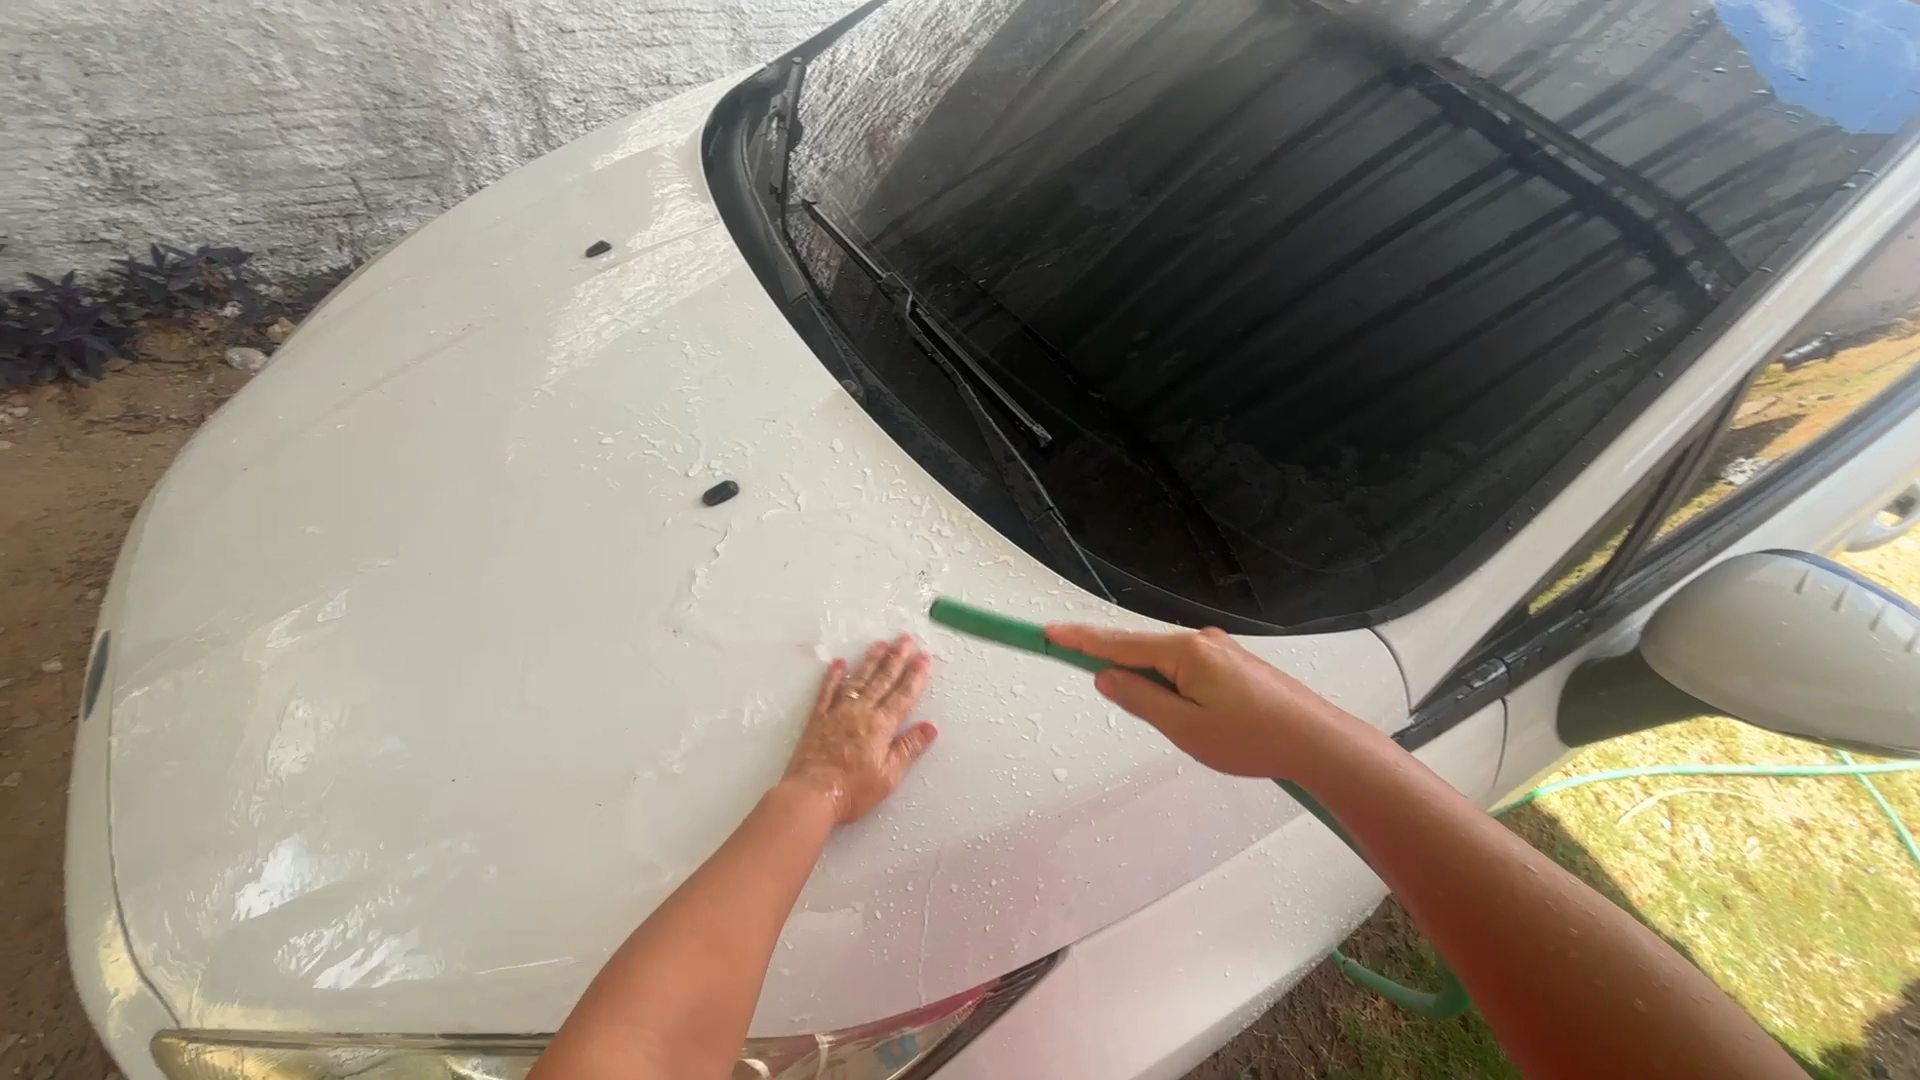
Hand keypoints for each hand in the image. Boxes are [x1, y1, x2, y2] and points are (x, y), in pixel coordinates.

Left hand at [781, 634, 938, 823]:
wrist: (812, 794)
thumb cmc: (853, 790)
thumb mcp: (889, 775)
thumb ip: (909, 747)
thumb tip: (930, 727)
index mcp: (881, 725)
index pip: (904, 695)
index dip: (916, 675)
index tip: (925, 658)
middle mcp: (861, 712)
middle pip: (883, 680)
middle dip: (897, 658)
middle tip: (905, 639)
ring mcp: (838, 713)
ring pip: (859, 680)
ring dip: (871, 661)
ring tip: (881, 644)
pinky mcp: (818, 719)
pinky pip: (827, 691)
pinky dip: (833, 676)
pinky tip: (838, 663)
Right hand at [1046, 624, 1369, 779]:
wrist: (1319, 741)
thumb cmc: (1250, 739)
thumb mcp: (1184, 727)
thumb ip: (1140, 699)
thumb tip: (1105, 677)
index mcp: (1185, 652)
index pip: (1118, 643)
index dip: (1079, 639)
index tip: (1046, 632)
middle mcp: (1200, 640)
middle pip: (1141, 649)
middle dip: (1115, 665)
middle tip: (1100, 686)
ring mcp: (1220, 650)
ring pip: (1166, 662)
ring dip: (1150, 682)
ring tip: (1169, 721)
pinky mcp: (1233, 663)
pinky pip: (1186, 667)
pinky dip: (1171, 683)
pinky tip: (1185, 710)